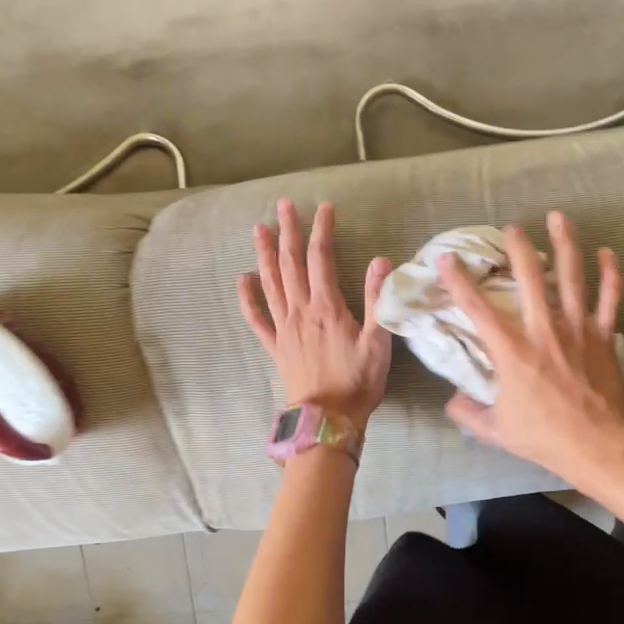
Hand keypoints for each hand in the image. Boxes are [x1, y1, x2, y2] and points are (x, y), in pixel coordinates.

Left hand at [238, 199, 394, 433]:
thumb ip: (377, 300)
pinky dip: (248, 297)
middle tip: (284, 205)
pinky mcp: (276, 346)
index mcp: (327, 307)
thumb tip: (380, 261)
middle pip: (290, 263)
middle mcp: (300, 311)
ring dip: (264, 254)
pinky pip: (257, 318)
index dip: (322, 230)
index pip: (321, 258)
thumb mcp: (378, 342)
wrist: (328, 418)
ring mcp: (284, 328)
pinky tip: (243, 280)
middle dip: (287, 231)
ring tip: (259, 229)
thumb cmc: (358, 383)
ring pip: (270, 283)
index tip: (324, 208)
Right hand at [438, 211, 623, 483]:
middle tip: (511, 228)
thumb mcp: (496, 430)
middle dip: (518, 248)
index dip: (459, 281)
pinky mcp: (605, 336)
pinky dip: (610, 273)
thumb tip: (454, 399)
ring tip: (558, 217)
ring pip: (572, 275)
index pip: (478, 309)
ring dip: (565, 242)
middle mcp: (544, 330)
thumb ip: (469, 412)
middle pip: (530, 277)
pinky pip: (610, 298)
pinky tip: (607, 253)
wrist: (597, 444)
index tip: (447, 259)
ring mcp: (578, 329)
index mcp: (512, 351)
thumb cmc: (545, 438)